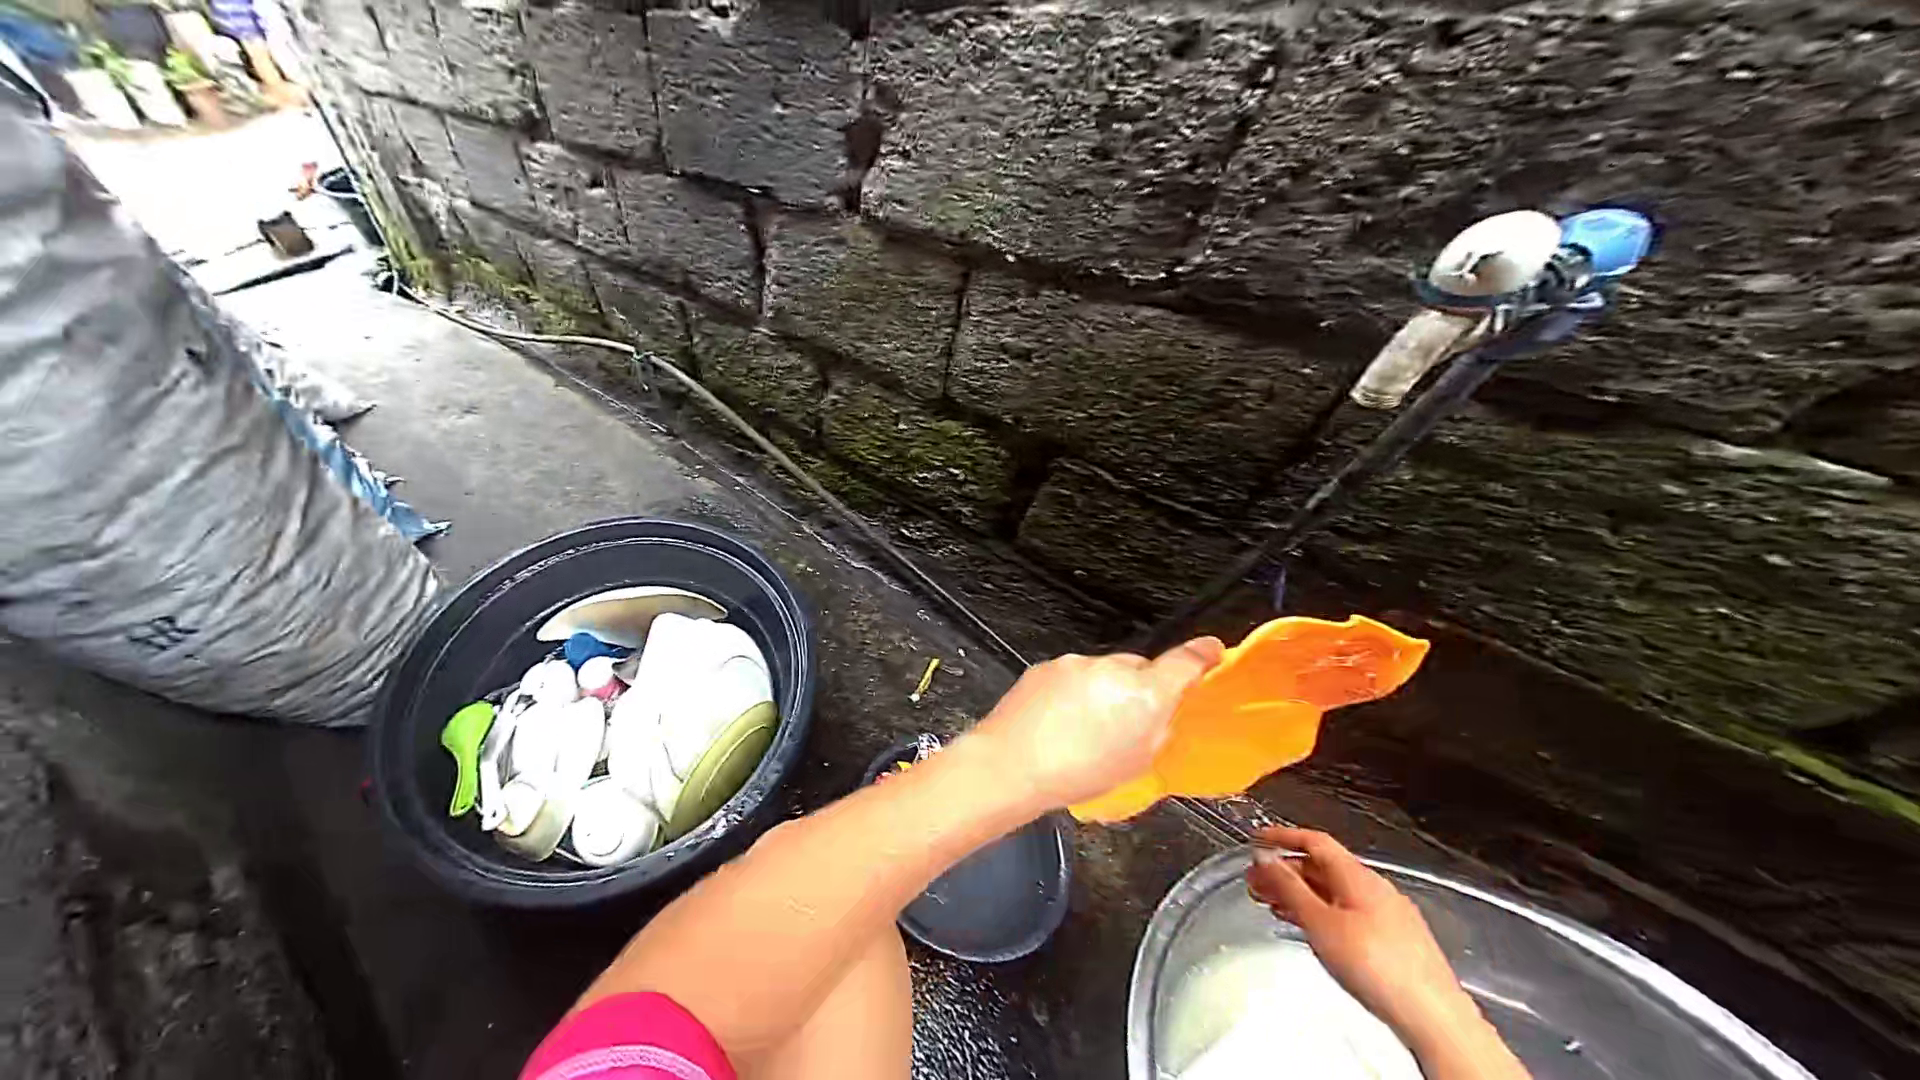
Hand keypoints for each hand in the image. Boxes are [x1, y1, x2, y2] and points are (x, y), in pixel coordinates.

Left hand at [970, 638, 1222, 809]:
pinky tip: (1060, 720)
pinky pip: (1074, 674)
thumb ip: (1157, 730)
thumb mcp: (1137, 763)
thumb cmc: (1075, 773)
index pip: (1184, 663)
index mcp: (1145, 695)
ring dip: (1101, 692)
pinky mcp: (1050, 665)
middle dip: (1137, 690)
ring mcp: (1078, 664)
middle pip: (1139, 669)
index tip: (1210, 650)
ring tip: (1082, 729)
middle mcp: (1113, 670)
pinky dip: (1073, 692)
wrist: (1013, 764)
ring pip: (1104, 672)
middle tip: (1123, 723)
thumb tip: (1160, 714)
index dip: (1201, 655)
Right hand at [1247, 827, 1478, 1044]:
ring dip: (1300, 894)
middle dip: (1286, 871)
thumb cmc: (1376, 966)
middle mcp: (1375, 888)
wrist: (1435, 1019)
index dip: (1283, 837)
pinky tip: (1308, 929)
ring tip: (1272, 905)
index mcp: (1358, 876)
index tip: (1258, 838)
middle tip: (1256, 881)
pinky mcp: (1395, 942)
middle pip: (1322, 868)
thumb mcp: (1319, 922)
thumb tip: (1264, 858)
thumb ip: (1288, 887)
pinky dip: (1320, 912)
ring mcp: (1388, 915)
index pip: (1315, 841)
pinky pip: (1348, 913)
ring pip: (1334, 892)